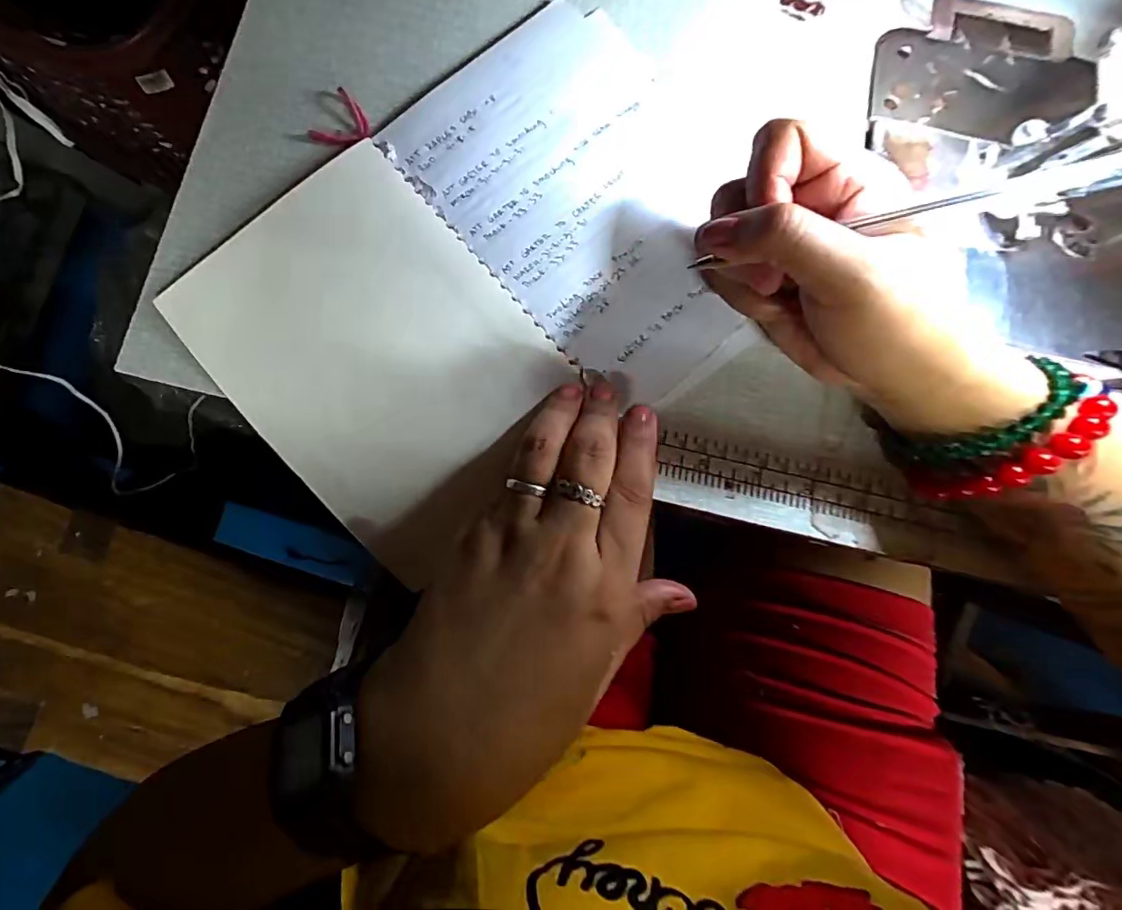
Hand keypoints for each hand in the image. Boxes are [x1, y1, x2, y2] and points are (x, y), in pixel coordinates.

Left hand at [352, 381, 694, 853]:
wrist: (436, 736)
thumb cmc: (532, 719)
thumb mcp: (597, 672)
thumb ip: (636, 615)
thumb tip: (685, 591)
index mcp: (605, 590)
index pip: (632, 498)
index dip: (640, 449)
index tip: (642, 412)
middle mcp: (563, 551)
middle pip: (588, 465)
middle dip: (598, 418)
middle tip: (605, 385)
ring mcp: (512, 538)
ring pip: (540, 459)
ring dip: (556, 417)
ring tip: (569, 389)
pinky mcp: (471, 537)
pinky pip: (504, 484)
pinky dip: (520, 454)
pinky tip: (529, 439)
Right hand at [696, 119, 1044, 432]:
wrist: (903, 381)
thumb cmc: (906, 324)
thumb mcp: (853, 274)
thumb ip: (785, 239)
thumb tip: (717, 231)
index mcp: (849, 181)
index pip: (785, 139)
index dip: (764, 172)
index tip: (768, 220)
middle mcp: (811, 204)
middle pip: (741, 188)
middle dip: (744, 236)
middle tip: (775, 276)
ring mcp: (784, 243)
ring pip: (724, 233)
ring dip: (740, 271)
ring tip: (781, 297)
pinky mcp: (766, 276)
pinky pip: (724, 269)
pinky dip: (738, 292)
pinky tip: (775, 308)